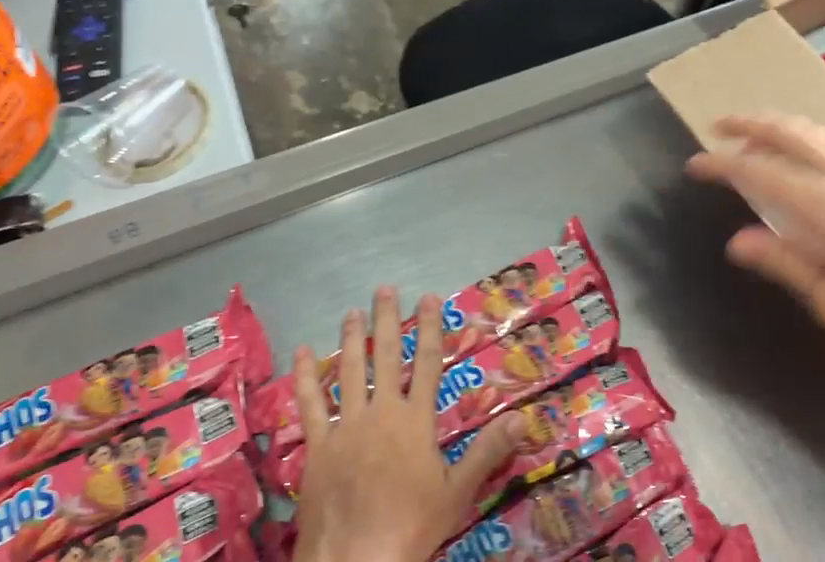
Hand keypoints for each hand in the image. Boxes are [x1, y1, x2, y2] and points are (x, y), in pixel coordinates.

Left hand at [292, 287, 525, 561]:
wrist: (355, 558)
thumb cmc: (411, 526)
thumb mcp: (458, 492)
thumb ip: (487, 452)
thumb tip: (522, 417)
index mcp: (415, 421)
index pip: (426, 364)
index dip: (430, 328)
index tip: (429, 298)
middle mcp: (381, 413)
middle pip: (385, 357)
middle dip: (387, 321)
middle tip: (385, 289)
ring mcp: (345, 426)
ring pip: (348, 371)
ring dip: (351, 339)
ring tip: (352, 312)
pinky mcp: (317, 446)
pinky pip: (309, 405)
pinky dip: (305, 377)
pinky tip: (302, 353)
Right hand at [687, 113, 824, 378]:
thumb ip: (787, 264)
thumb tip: (737, 240)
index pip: (761, 172)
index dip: (722, 164)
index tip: (693, 163)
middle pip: (792, 133)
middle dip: (751, 124)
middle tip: (719, 126)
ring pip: (821, 132)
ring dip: (783, 126)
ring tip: (759, 135)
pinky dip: (812, 137)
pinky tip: (814, 156)